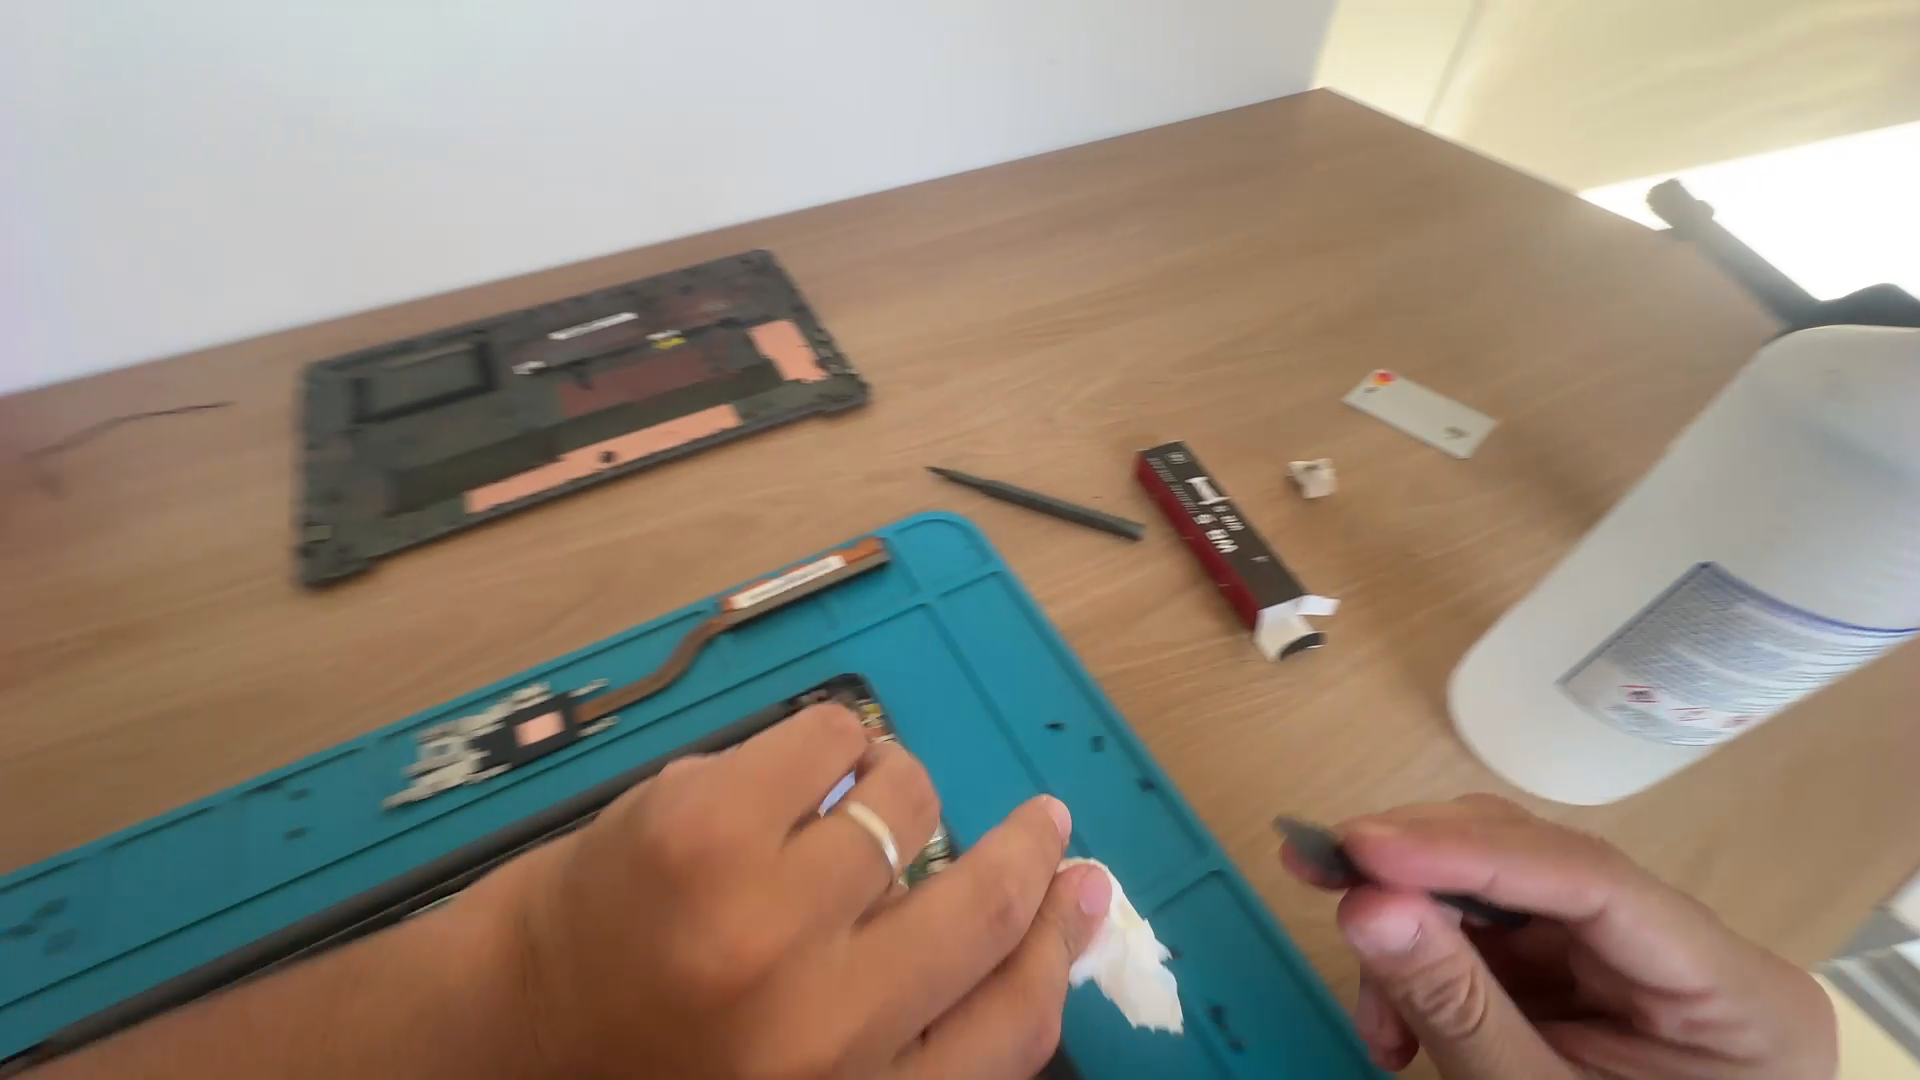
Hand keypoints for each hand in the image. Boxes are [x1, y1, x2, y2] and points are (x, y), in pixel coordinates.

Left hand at [467, 704, 1112, 1078]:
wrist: (482, 1046)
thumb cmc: (650, 1069)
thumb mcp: (798, 1077)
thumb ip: (902, 1021)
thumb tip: (1014, 916)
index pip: (1009, 1027)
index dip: (1059, 947)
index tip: (1084, 891)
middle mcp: (821, 1031)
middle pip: (981, 906)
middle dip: (1027, 851)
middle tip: (1043, 822)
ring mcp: (761, 918)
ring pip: (907, 797)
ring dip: (897, 790)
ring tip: (852, 807)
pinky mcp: (705, 825)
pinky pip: (834, 733)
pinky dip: (833, 739)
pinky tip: (795, 771)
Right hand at [1281, 796, 1836, 1078]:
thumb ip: (1455, 1005)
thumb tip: (1362, 901)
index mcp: (1729, 990)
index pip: (1589, 878)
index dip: (1465, 854)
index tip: (1358, 846)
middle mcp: (1669, 943)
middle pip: (1525, 860)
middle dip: (1415, 873)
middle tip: (1317, 868)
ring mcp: (1609, 950)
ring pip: (1482, 884)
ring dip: (1404, 925)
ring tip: (1373, 1011)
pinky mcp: (1556, 961)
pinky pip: (1466, 926)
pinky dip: (1413, 958)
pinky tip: (1391, 1023)